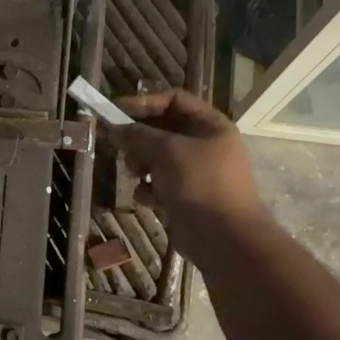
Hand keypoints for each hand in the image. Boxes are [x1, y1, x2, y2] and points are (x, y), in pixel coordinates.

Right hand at [109, 90, 269, 233]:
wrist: (225, 239)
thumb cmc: (201, 184)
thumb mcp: (168, 151)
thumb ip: (138, 135)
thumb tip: (114, 128)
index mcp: (210, 125)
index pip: (174, 100)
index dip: (144, 102)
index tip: (116, 110)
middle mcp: (205, 144)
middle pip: (162, 129)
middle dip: (139, 138)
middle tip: (117, 144)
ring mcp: (196, 172)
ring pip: (157, 157)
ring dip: (141, 163)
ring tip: (136, 173)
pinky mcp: (185, 196)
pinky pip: (159, 183)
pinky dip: (150, 188)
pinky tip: (147, 198)